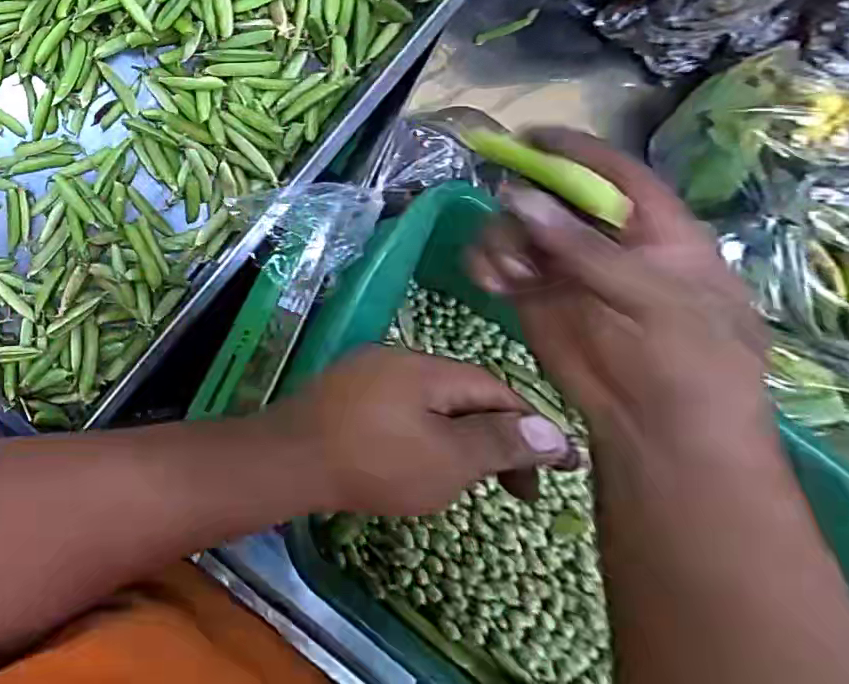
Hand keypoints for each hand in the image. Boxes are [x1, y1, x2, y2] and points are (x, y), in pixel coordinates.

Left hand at [265, 345, 576, 515]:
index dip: (531, 425)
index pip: (493, 386)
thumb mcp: (450, 457)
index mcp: (420, 366)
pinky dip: (423, 433)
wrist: (289, 459)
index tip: (558, 471)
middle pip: (460, 392)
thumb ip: (501, 441)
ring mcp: (360, 374)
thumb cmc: (375, 460)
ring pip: (428, 402)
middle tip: (517, 489)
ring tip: (473, 480)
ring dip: (460, 437)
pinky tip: (423, 463)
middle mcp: (389, 358)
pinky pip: (397, 408)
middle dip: (495, 436)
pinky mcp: (341, 394)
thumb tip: (550, 429)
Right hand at [465, 128, 771, 450]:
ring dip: (501, 241)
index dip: (576, 152)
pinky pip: (496, 260)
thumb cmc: (687, 363)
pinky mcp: (533, 292)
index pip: (616, 176)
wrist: (659, 431)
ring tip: (504, 271)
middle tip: (508, 224)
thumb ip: (581, 248)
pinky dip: (486, 264)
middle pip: (551, 198)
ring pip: (515, 228)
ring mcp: (567, 268)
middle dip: (523, 205)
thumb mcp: (650, 300)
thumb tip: (514, 195)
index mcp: (658, 234)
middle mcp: (607, 243)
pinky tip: (492, 283)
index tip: (528, 135)